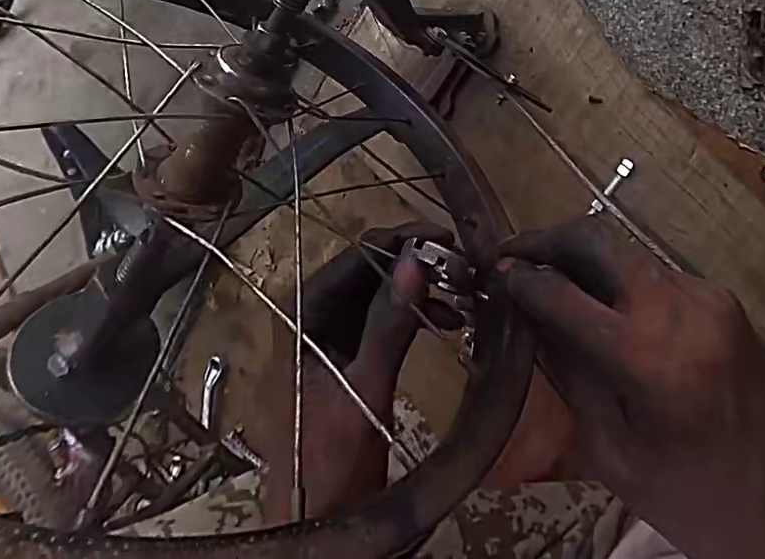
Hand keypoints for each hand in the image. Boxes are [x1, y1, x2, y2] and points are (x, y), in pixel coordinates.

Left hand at [263, 222, 445, 520]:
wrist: (318, 525)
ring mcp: (331, 331)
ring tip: (461, 291)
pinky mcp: (349, 350)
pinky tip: (449, 318)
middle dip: (415, 264)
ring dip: (420, 288)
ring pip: (381, 291)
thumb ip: (388, 322)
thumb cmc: (328, 460)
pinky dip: (415, 314)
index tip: (447, 239)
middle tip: (461, 265)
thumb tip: (415, 259)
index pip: (356, 255)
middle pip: (369, 268)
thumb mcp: (365, 386)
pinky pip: (385, 317)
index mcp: (302, 310)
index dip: (402, 241)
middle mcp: (313, 310)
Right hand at [497, 218, 764, 558]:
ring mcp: (706, 294)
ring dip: (580, 252)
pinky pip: (651, 269)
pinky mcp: (719, 294)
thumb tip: (525, 316)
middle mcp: (680, 310)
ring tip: (546, 270)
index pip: (565, 294)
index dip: (522, 277)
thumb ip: (566, 372)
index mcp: (650, 361)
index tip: (494, 269)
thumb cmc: (695, 498)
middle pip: (598, 238)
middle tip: (512, 251)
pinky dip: (615, 275)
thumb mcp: (612, 451)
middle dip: (547, 238)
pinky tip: (599, 298)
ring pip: (625, 247)